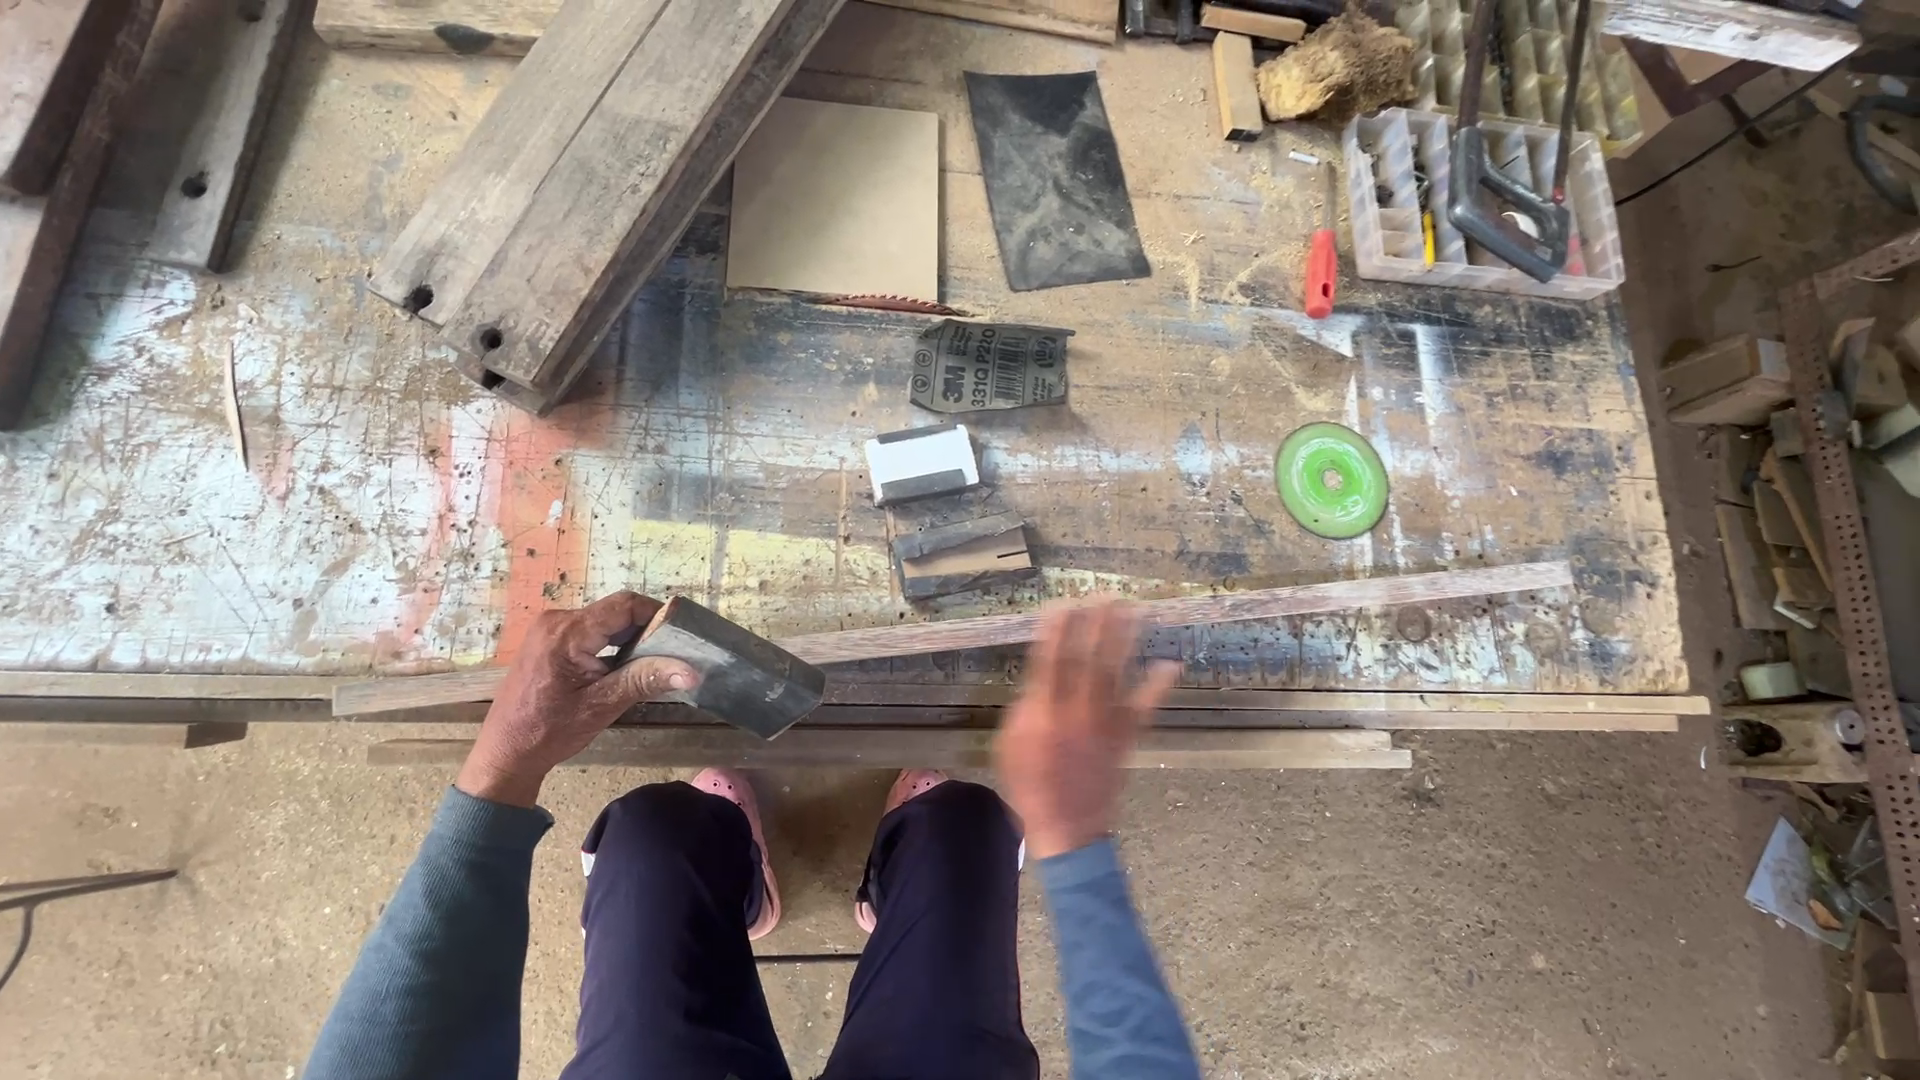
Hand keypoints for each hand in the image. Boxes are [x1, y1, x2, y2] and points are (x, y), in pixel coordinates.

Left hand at [457, 591, 699, 807]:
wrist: (505, 753)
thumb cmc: (549, 731)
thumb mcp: (602, 705)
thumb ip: (645, 679)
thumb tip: (691, 671)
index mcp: (567, 632)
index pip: (625, 604)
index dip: (658, 615)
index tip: (681, 636)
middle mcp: (557, 620)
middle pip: (617, 610)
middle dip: (646, 629)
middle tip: (670, 655)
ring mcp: (550, 629)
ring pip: (606, 620)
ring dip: (630, 638)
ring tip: (650, 663)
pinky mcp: (550, 639)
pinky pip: (592, 630)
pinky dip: (613, 644)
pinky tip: (624, 667)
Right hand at [994, 601, 1179, 858]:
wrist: (1066, 825)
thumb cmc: (1029, 784)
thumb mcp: (1009, 745)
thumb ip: (1024, 709)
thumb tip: (1038, 680)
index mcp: (1043, 712)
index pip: (1051, 662)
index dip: (1058, 631)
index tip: (1064, 604)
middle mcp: (1076, 711)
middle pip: (1088, 659)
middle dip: (1096, 625)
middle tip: (1105, 595)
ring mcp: (1104, 723)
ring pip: (1115, 673)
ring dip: (1125, 640)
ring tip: (1134, 610)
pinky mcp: (1125, 736)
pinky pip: (1144, 707)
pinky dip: (1158, 686)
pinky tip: (1171, 664)